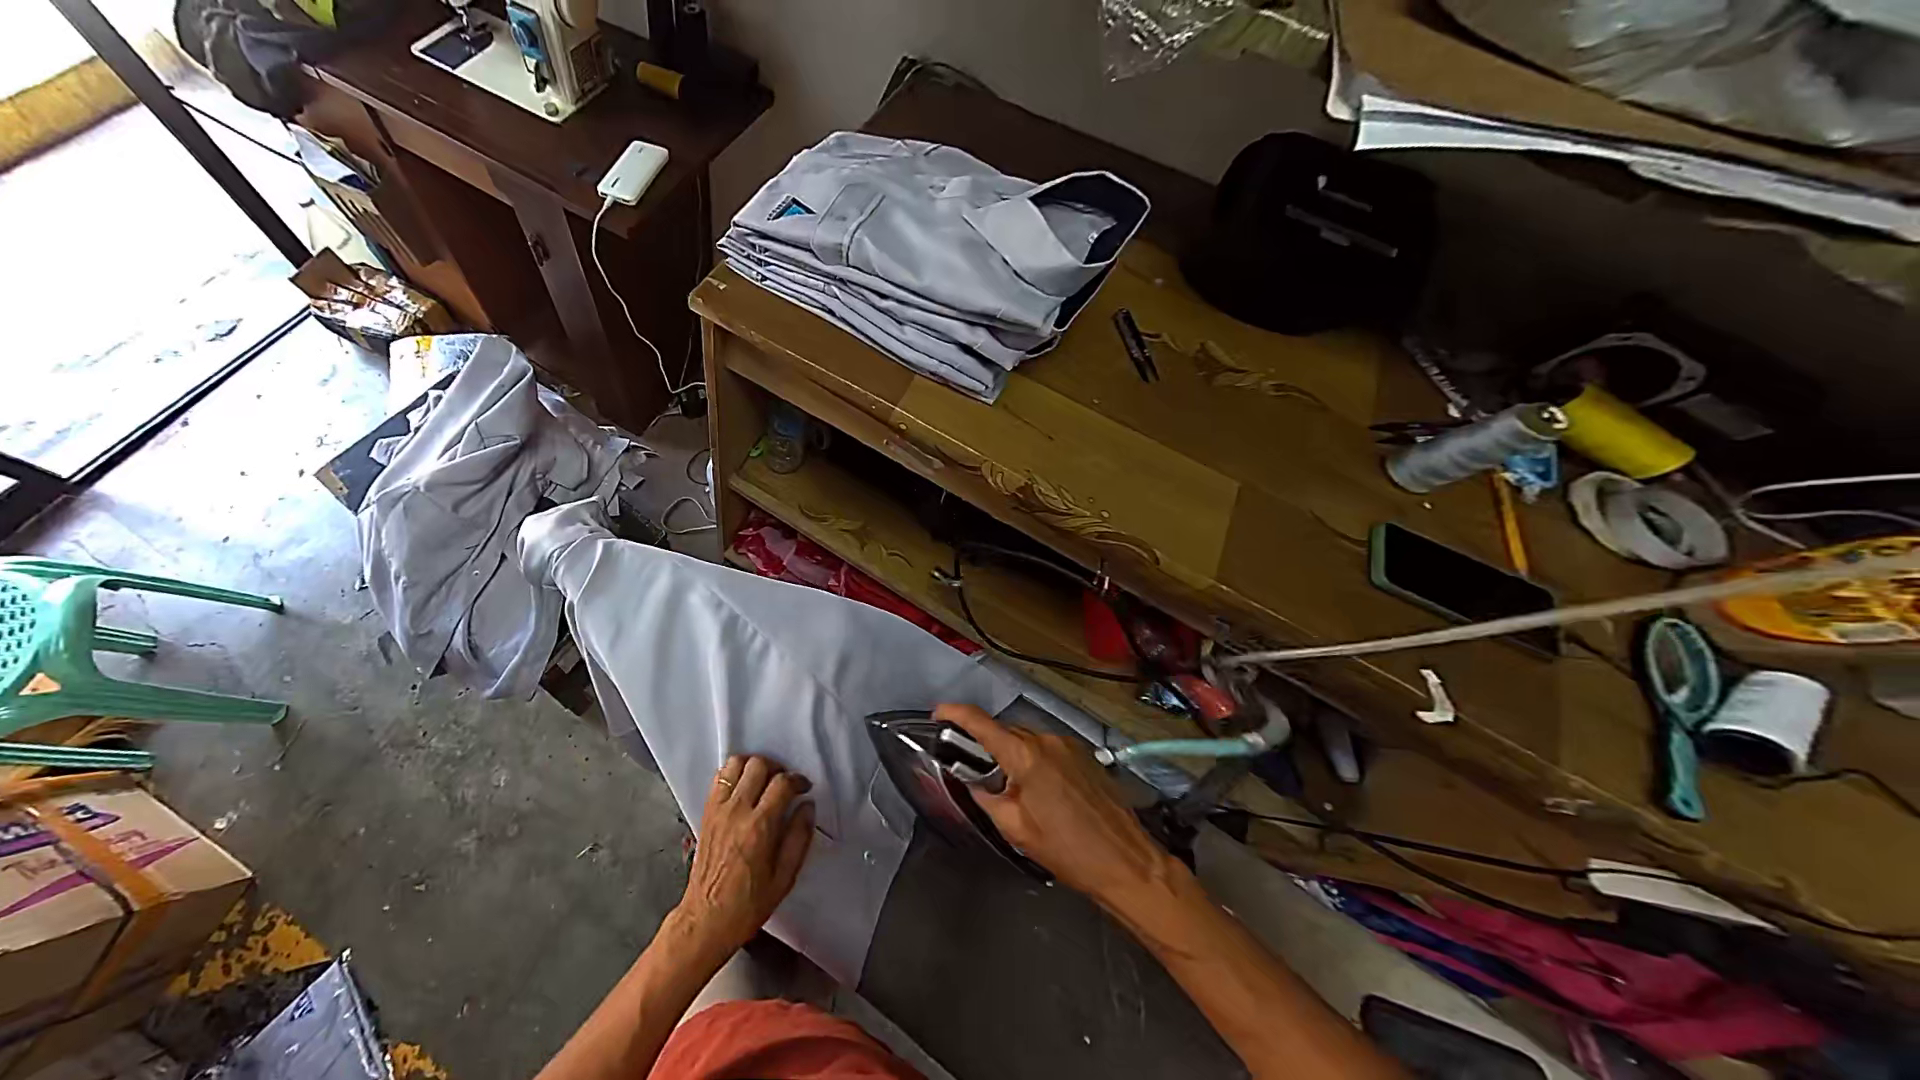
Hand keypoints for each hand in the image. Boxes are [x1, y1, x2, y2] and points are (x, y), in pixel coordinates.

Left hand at [673, 755, 815, 956]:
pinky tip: (743, 788)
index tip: (803, 788)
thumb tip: (807, 808)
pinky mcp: (706, 815)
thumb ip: (799, 837)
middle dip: (778, 768)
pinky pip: (718, 779)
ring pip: (735, 765)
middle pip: (759, 765)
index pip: (783, 783)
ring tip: (764, 780)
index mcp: (760, 827)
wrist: (707, 919)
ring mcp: (718, 811)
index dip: (798, 780)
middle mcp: (737, 813)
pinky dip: (733, 774)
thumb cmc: (747, 904)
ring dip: (754, 766)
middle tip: (785, 783)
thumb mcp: (785, 876)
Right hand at [936, 704, 1180, 908]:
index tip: (938, 714)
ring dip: (1012, 756)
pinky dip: (1035, 761)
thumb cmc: (1070, 851)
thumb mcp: (1016, 828)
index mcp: (1026, 757)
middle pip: (1004, 732)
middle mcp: (1048, 741)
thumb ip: (986, 797)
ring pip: (1026, 740)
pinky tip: (1040, 792)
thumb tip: (971, 780)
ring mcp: (1069, 745)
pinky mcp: (1084, 754)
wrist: (1126, 862)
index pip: (981, 723)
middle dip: (985, 747)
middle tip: (973, 773)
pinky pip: (1047, 748)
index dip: (954, 713)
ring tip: (1013, 791)